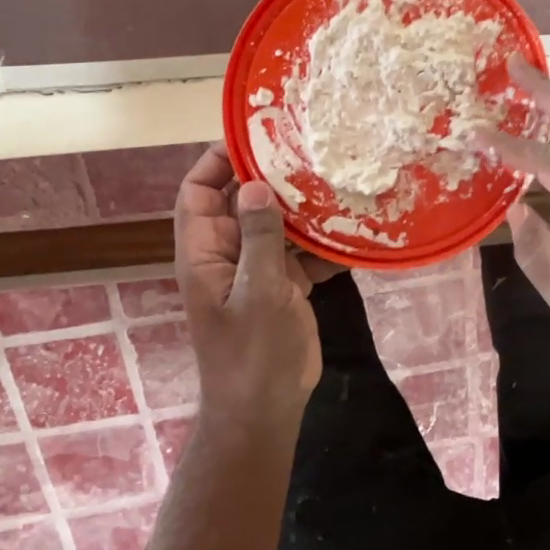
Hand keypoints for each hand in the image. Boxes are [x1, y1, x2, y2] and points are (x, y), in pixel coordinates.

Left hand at [174, 143, 321, 423]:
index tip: (254, 137)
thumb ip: (259, 238)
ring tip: (336, 183)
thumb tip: (255, 184)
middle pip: (242, 203)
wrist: (264, 412)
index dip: (217, 161)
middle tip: (311, 153)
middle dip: (272, 178)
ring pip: (275, 226)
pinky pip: (300, 253)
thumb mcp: (259, 293)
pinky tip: (351, 232)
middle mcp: (227, 255)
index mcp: (205, 253)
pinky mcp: (283, 288)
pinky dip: (321, 244)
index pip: (198, 192)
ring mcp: (256, 272)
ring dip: (302, 210)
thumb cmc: (253, 355)